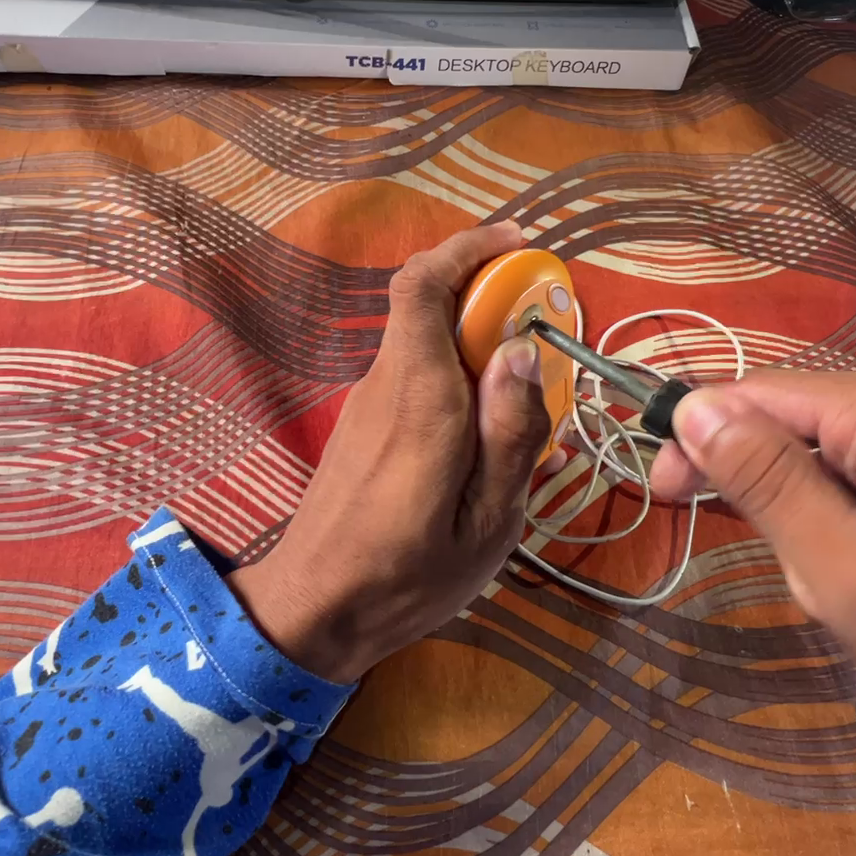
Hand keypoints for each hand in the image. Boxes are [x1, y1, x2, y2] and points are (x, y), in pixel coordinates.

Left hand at [228, 223, 552, 683]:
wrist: (312, 609)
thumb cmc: (408, 577)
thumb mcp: (488, 522)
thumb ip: (510, 433)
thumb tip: (521, 350)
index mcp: (421, 399)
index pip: (422, 286)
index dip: (468, 249)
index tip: (519, 246)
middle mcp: (387, 384)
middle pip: (426, 302)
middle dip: (486, 293)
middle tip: (542, 329)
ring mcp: (368, 401)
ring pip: (424, 340)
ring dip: (475, 339)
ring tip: (526, 396)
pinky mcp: (363, 423)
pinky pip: (415, 374)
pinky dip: (456, 373)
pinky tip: (485, 432)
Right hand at [649, 369, 855, 768]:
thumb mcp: (853, 576)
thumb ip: (767, 484)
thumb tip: (694, 408)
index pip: (756, 395)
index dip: (697, 436)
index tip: (659, 493)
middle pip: (797, 422)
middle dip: (768, 490)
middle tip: (779, 566)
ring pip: (837, 454)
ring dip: (815, 514)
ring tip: (847, 588)